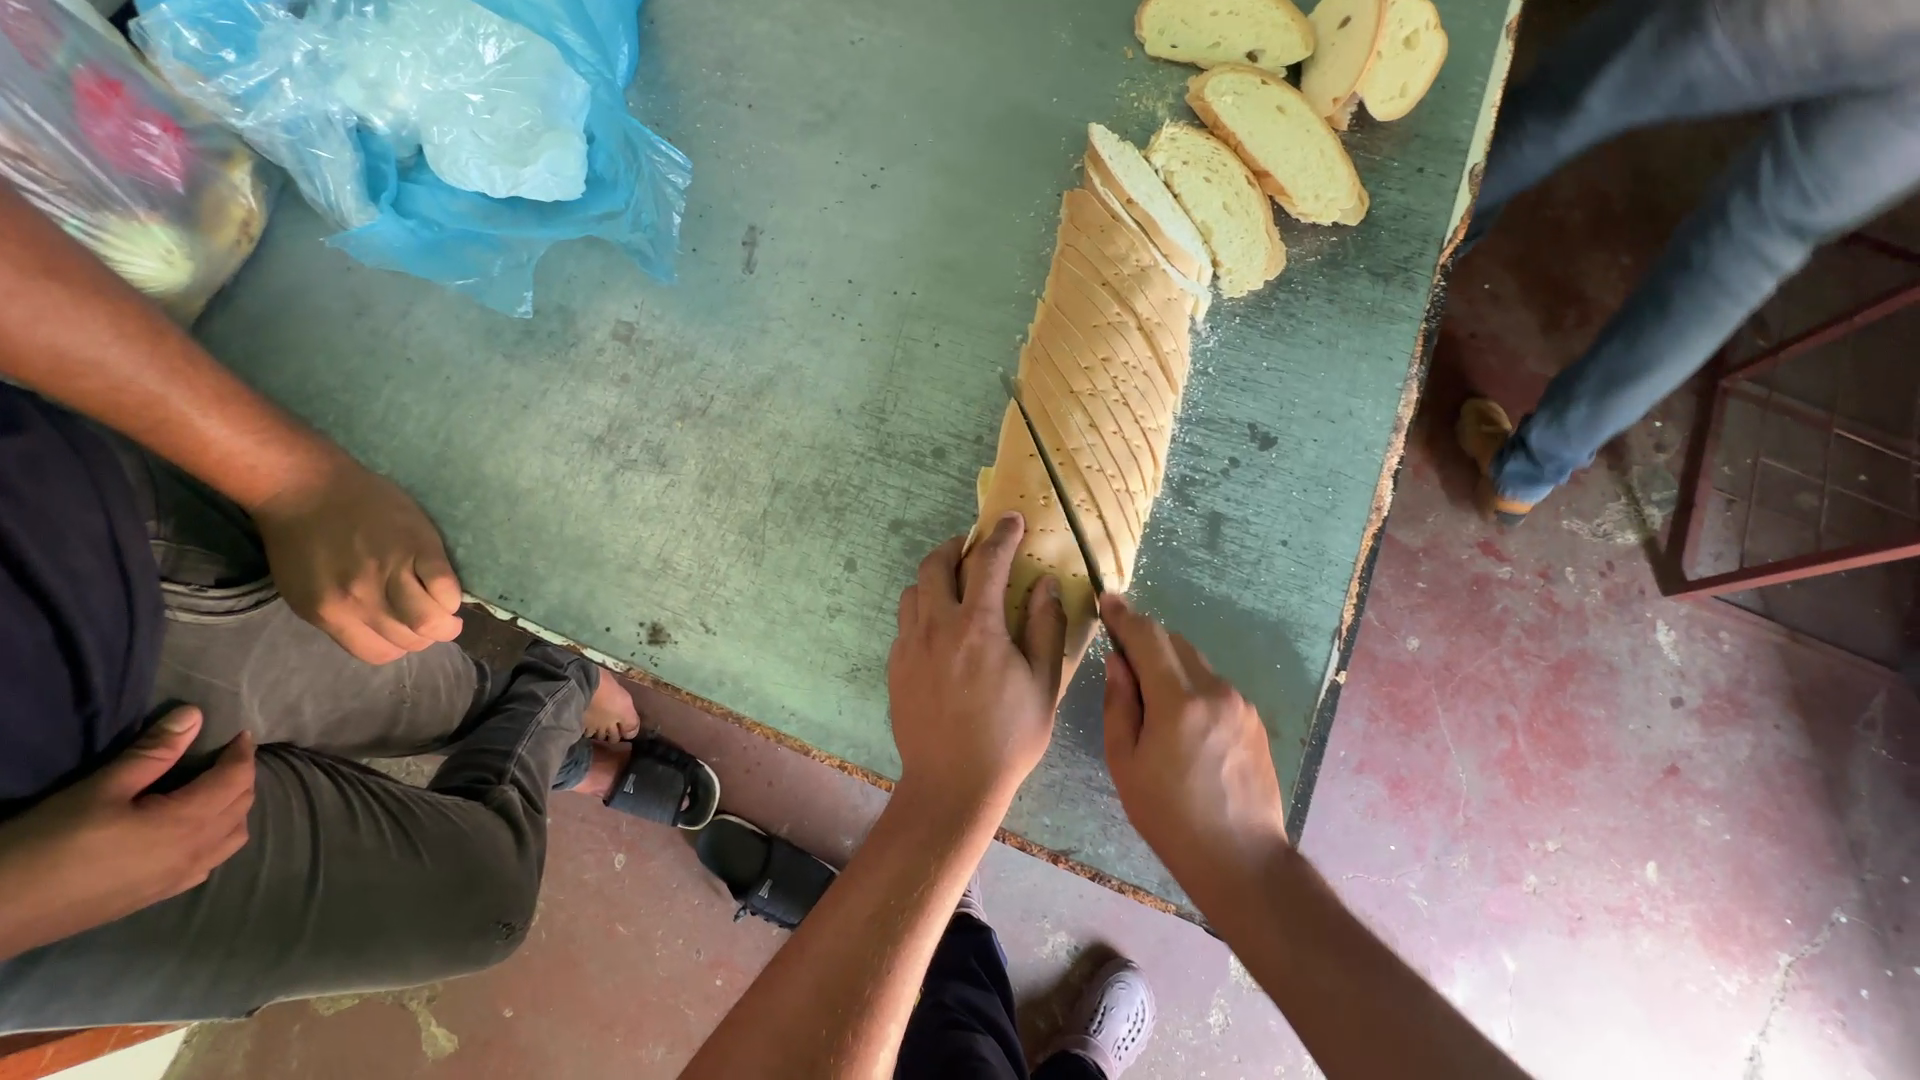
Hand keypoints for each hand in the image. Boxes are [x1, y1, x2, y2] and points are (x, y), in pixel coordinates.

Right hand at [0, 706, 255, 956]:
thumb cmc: (45, 845)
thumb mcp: (98, 790)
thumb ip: (153, 753)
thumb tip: (195, 715)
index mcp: (189, 823)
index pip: (236, 779)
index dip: (242, 754)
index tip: (242, 735)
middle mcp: (196, 852)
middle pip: (241, 807)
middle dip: (241, 778)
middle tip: (227, 758)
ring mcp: (179, 879)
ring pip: (232, 838)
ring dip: (235, 810)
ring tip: (216, 790)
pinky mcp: (158, 896)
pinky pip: (210, 863)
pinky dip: (218, 840)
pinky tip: (197, 833)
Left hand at [250, 458, 462, 664]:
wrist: (304, 486)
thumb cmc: (302, 537)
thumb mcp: (305, 589)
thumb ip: (343, 614)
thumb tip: (382, 628)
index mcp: (329, 614)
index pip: (381, 654)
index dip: (400, 644)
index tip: (406, 629)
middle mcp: (359, 600)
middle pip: (411, 640)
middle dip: (426, 634)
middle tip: (429, 616)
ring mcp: (390, 573)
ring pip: (432, 622)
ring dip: (446, 621)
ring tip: (445, 608)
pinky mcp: (418, 549)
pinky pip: (446, 589)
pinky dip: (451, 595)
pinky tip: (444, 586)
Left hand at [887, 513, 1067, 813]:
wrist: (951, 785)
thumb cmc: (1008, 738)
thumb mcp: (1043, 685)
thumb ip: (1045, 628)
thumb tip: (1044, 585)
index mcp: (977, 628)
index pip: (988, 562)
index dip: (1001, 535)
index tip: (1012, 520)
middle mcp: (936, 627)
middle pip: (935, 564)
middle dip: (957, 546)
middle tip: (975, 549)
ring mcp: (909, 647)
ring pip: (913, 591)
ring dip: (935, 579)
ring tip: (957, 589)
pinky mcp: (896, 667)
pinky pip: (905, 623)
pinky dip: (923, 611)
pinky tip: (941, 631)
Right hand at [1100, 595, 1288, 908]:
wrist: (1240, 857)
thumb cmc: (1168, 816)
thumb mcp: (1126, 762)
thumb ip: (1119, 703)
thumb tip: (1118, 661)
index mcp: (1178, 701)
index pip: (1147, 638)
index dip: (1124, 616)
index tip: (1107, 599)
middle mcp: (1215, 691)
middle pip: (1175, 643)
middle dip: (1146, 637)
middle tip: (1120, 648)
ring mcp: (1241, 704)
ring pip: (1197, 663)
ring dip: (1170, 662)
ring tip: (1148, 692)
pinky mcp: (1254, 720)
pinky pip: (1215, 686)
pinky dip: (1191, 684)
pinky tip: (1179, 717)